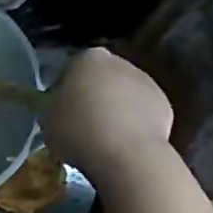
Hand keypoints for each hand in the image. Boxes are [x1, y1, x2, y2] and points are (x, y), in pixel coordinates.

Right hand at [40, 48, 174, 179]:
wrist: (125, 154)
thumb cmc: (77, 132)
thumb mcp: (47, 120)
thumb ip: (52, 107)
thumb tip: (58, 106)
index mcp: (88, 58)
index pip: (71, 70)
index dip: (64, 92)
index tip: (60, 113)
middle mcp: (120, 62)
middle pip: (101, 80)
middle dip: (93, 99)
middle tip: (81, 128)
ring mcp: (146, 82)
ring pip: (124, 97)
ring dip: (115, 112)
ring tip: (104, 142)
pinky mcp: (164, 105)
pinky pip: (141, 115)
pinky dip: (133, 127)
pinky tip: (124, 147)